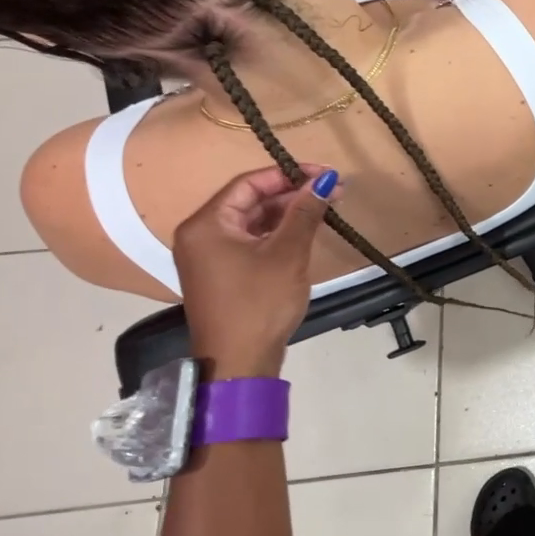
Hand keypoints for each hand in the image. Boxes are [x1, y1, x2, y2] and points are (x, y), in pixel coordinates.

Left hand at [174, 166, 336, 379]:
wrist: (240, 361)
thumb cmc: (259, 302)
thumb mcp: (288, 253)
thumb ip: (305, 211)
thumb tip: (327, 179)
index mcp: (206, 225)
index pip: (249, 183)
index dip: (290, 174)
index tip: (328, 174)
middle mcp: (201, 234)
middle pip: (249, 200)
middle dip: (292, 193)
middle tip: (334, 191)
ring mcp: (209, 255)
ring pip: (253, 220)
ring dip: (288, 212)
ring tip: (326, 208)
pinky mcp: (223, 272)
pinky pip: (251, 239)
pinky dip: (278, 232)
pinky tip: (306, 231)